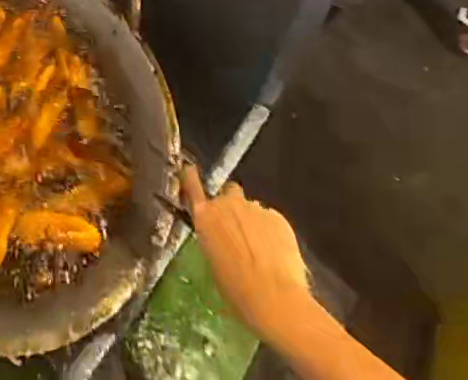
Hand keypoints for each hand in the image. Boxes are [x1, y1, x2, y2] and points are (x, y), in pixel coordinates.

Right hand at [182, 165, 317, 341]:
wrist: (276, 299)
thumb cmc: (237, 290)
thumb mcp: (214, 263)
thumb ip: (214, 238)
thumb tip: (222, 237)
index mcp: (204, 216)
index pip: (192, 185)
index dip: (191, 176)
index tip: (190, 168)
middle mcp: (226, 204)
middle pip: (228, 193)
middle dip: (232, 206)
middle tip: (239, 230)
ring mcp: (253, 208)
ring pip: (251, 207)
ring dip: (252, 220)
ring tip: (262, 248)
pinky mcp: (277, 217)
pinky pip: (271, 219)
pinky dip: (272, 232)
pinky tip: (277, 254)